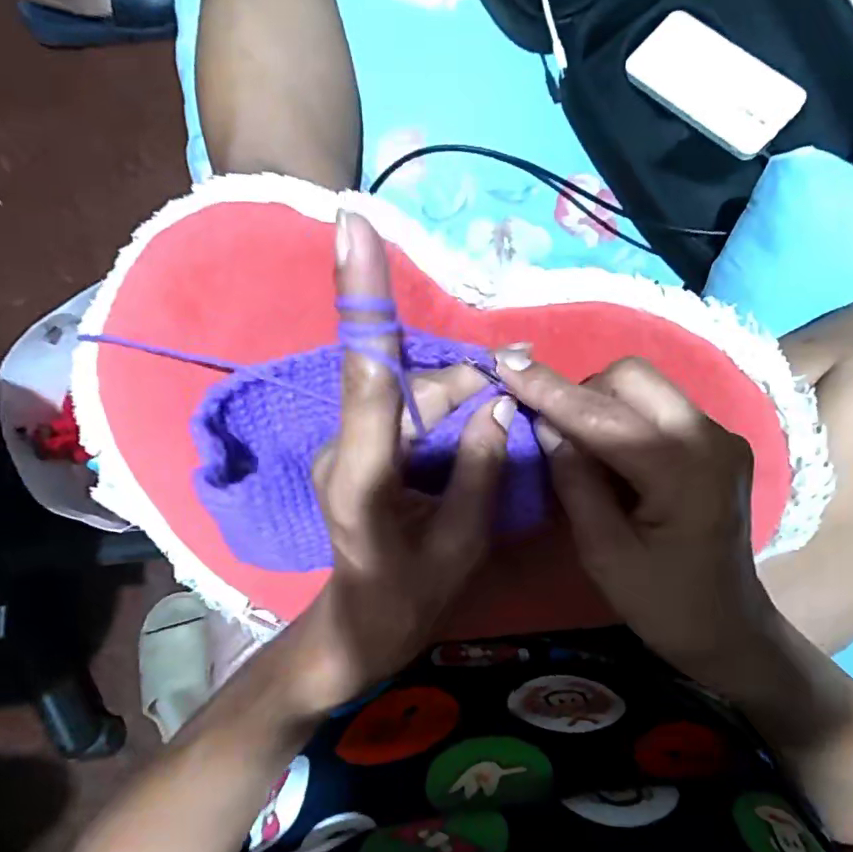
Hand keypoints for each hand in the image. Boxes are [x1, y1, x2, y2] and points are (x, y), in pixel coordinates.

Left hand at [286, 212, 514, 710]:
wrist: (358, 628)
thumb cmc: (406, 601)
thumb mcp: (459, 549)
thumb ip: (479, 474)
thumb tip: (499, 405)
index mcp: (364, 477)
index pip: (366, 373)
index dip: (361, 295)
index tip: (352, 223)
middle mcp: (346, 446)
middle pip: (410, 383)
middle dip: (465, 392)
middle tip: (506, 424)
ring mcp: (347, 443)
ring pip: (412, 394)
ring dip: (457, 409)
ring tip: (484, 450)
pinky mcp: (356, 444)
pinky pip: (405, 410)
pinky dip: (442, 416)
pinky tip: (464, 445)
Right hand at [496, 353, 767, 667]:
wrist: (728, 629)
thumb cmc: (661, 603)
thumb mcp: (603, 551)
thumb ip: (573, 480)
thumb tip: (544, 424)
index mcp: (682, 469)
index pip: (601, 414)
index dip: (548, 390)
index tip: (504, 366)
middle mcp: (709, 436)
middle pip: (631, 377)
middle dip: (581, 393)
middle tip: (552, 433)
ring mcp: (718, 435)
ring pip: (644, 386)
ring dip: (600, 403)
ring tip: (579, 449)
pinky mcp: (715, 442)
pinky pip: (657, 406)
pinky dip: (621, 417)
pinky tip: (609, 456)